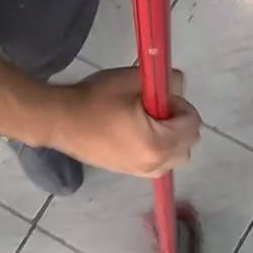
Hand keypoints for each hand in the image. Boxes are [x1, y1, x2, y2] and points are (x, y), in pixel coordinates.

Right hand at [47, 67, 200, 176]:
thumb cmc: (96, 100)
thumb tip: (178, 88)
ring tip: (144, 122)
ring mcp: (139, 172)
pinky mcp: (126, 172)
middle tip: (154, 109)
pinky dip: (154, 149)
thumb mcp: (133, 80)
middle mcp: (154, 165)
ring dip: (168, 139)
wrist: (60, 121)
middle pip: (186, 145)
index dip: (180, 106)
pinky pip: (155, 164)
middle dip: (178, 125)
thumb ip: (167, 81)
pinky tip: (133, 133)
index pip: (192, 125)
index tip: (159, 97)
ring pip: (172, 157)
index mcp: (159, 144)